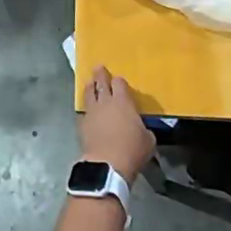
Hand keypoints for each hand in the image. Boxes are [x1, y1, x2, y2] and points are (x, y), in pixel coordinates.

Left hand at [80, 65, 154, 179]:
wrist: (107, 163)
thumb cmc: (132, 150)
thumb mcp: (148, 138)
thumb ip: (142, 127)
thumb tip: (138, 126)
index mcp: (123, 103)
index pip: (119, 84)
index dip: (119, 81)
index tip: (119, 80)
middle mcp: (105, 102)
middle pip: (101, 83)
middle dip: (100, 75)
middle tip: (98, 67)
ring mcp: (91, 111)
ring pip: (88, 93)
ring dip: (90, 86)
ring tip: (90, 82)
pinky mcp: (82, 122)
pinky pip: (84, 110)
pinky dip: (86, 107)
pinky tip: (87, 109)